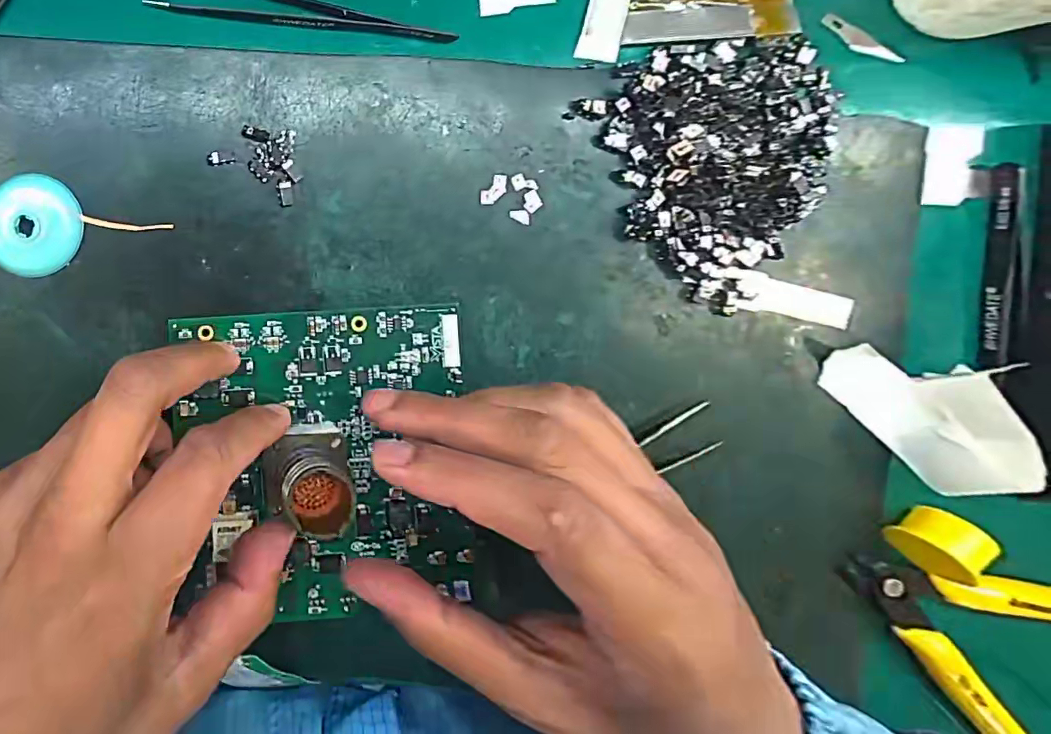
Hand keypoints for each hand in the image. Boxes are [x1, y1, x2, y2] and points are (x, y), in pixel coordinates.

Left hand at [0, 344, 292, 733]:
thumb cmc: (76, 723)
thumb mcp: (175, 686)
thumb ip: (240, 604)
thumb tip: (276, 532)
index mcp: (122, 573)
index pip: (198, 464)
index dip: (246, 427)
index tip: (271, 413)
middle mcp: (64, 514)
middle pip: (126, 391)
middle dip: (183, 359)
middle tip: (221, 360)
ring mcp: (16, 491)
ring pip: (96, 411)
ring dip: (143, 415)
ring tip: (161, 460)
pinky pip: (62, 446)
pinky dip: (99, 452)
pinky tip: (100, 501)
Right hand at [345, 385, 799, 733]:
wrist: (741, 719)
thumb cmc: (636, 716)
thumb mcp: (537, 698)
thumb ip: (445, 634)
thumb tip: (360, 572)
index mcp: (653, 612)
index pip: (554, 514)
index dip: (461, 476)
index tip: (386, 460)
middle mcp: (670, 539)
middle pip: (553, 444)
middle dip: (451, 418)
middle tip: (380, 412)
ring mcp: (667, 499)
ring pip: (567, 413)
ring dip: (479, 401)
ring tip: (415, 410)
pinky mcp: (654, 477)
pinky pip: (583, 411)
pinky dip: (515, 398)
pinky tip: (474, 412)